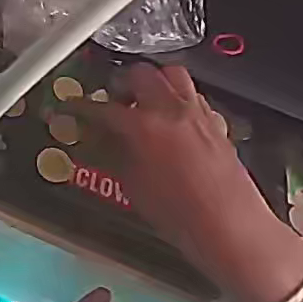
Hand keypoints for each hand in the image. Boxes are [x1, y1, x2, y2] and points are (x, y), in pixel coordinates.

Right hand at [81, 63, 302, 301]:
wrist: (230, 227)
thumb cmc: (179, 214)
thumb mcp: (132, 186)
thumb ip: (114, 154)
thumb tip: (100, 140)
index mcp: (144, 126)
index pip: (103, 108)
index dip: (83, 108)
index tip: (73, 109)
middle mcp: (172, 110)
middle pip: (141, 74)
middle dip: (121, 84)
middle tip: (112, 101)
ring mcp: (198, 112)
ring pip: (172, 75)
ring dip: (153, 82)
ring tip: (143, 102)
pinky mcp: (216, 122)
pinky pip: (193, 95)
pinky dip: (177, 99)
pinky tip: (172, 120)